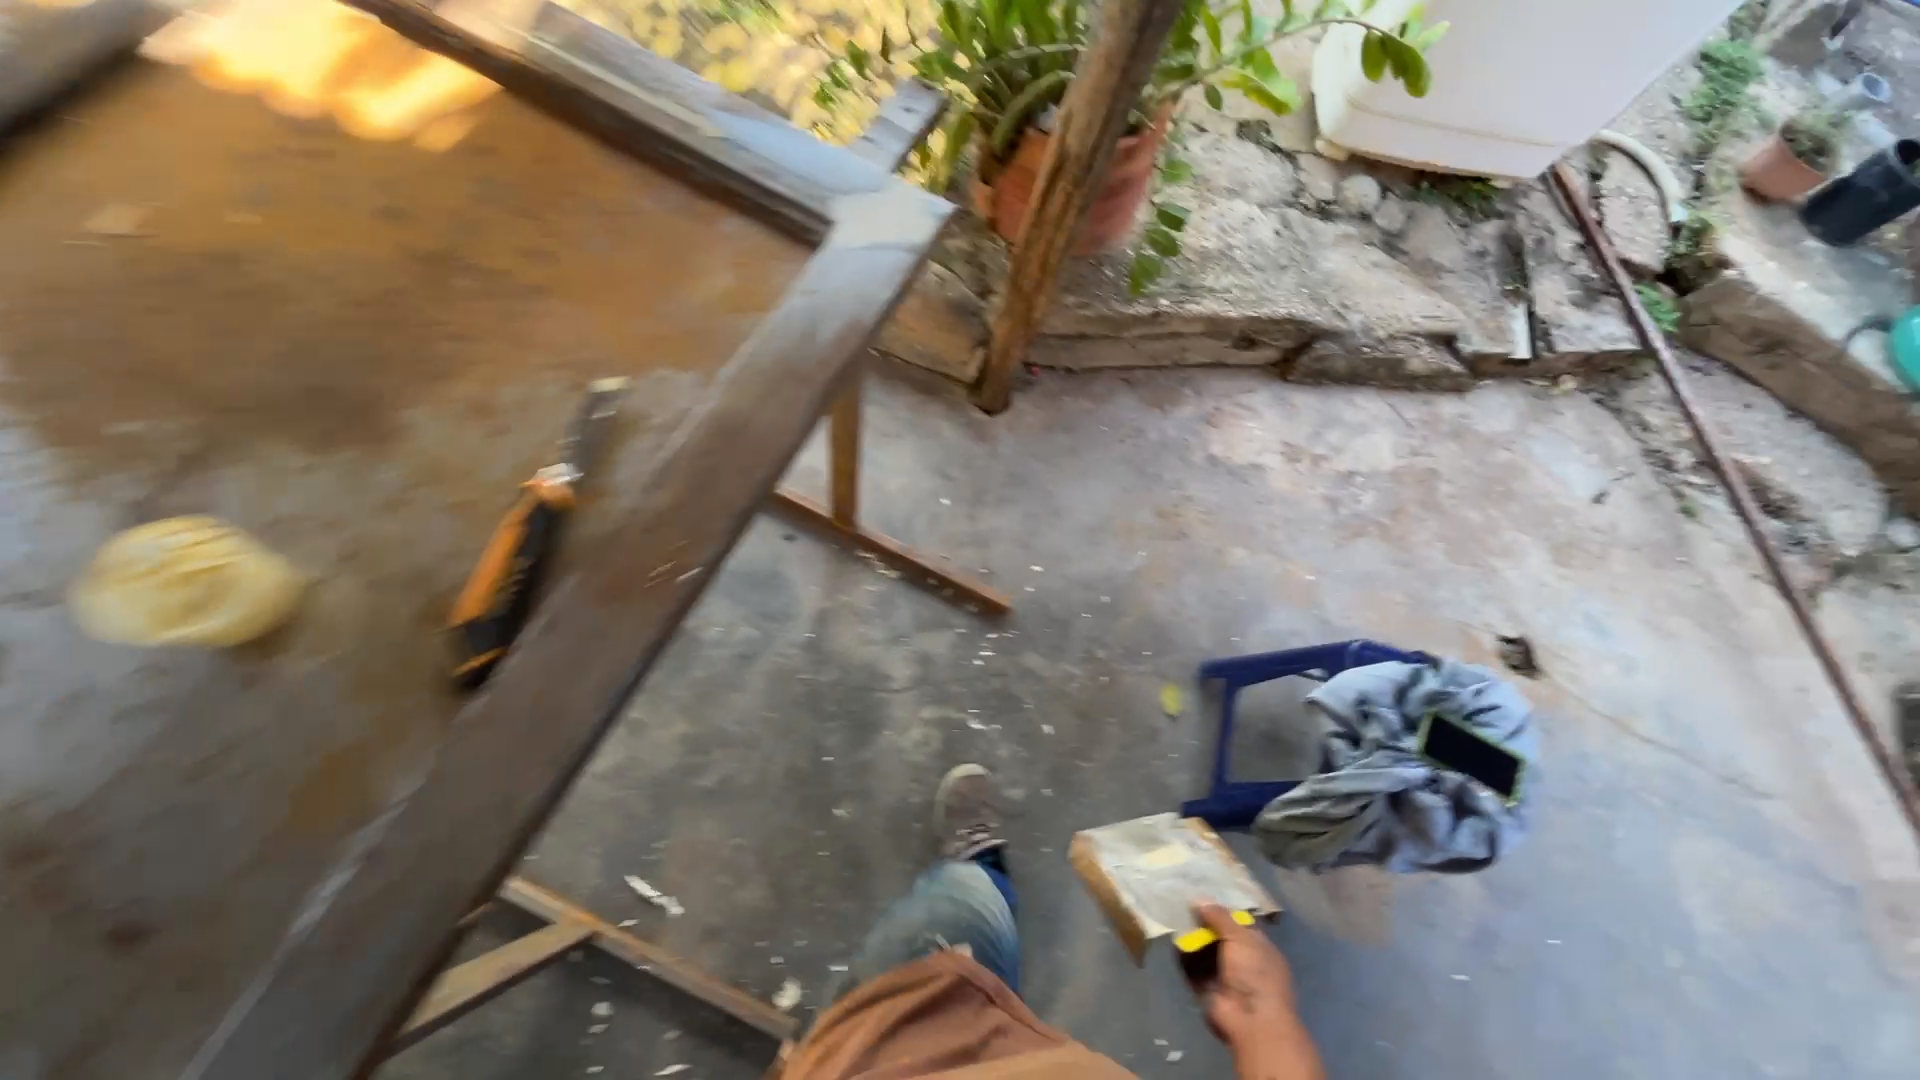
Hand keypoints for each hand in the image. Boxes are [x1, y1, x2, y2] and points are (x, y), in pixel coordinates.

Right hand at [1189, 904, 1322, 1079]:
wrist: (1252, 1020)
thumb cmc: (1255, 973)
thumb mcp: (1241, 937)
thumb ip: (1220, 917)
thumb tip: (1199, 899)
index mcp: (1259, 948)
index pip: (1239, 924)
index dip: (1221, 911)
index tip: (1201, 898)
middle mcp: (1243, 961)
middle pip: (1219, 937)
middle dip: (1203, 924)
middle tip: (1182, 906)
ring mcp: (1225, 977)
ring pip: (1205, 953)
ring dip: (1192, 940)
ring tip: (1173, 919)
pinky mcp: (1208, 989)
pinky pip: (1193, 969)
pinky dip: (1184, 958)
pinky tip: (1173, 943)